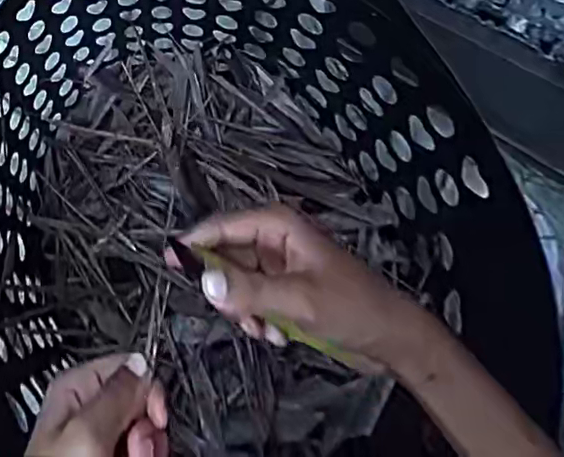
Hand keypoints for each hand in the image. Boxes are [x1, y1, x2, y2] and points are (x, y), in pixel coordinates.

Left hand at [26, 352, 168, 456]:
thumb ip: (116, 394)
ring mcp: (100, 446)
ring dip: (147, 453)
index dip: (146, 389)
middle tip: (134, 451)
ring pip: (144, 439)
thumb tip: (140, 363)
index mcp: (76, 390)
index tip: (154, 415)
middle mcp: (88, 415)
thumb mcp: (86, 432)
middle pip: (139, 406)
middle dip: (146, 431)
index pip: (126, 367)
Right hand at [174, 206, 434, 369]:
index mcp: (275, 224)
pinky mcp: (281, 286)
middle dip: (226, 287)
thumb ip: (248, 290)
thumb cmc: (351, 306)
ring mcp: (276, 263)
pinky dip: (255, 316)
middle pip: (225, 255)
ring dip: (242, 307)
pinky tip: (275, 333)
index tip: (169, 259)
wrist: (394, 340)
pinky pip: (251, 296)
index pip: (220, 226)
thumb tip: (202, 280)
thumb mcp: (297, 300)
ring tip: (263, 328)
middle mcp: (271, 238)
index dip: (193, 242)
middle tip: (233, 313)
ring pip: (235, 280)